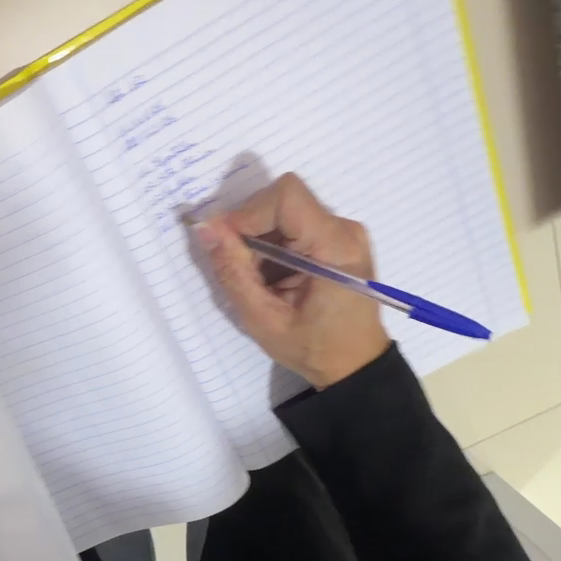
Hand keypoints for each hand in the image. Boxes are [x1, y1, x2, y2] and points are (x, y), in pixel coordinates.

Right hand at [195, 173, 390, 387]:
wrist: (355, 364)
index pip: (286, 197)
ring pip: (284, 213)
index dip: (248, 213)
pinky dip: (273, 248)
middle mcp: (345, 229)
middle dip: (250, 231)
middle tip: (243, 271)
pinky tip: (275, 278)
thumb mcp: (263, 320)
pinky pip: (294, 226)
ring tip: (261, 281)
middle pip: (283, 202)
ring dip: (260, 242)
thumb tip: (205, 228)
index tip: (227, 244)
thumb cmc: (313, 349)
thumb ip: (233, 271)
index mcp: (335, 247)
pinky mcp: (337, 238)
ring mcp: (344, 232)